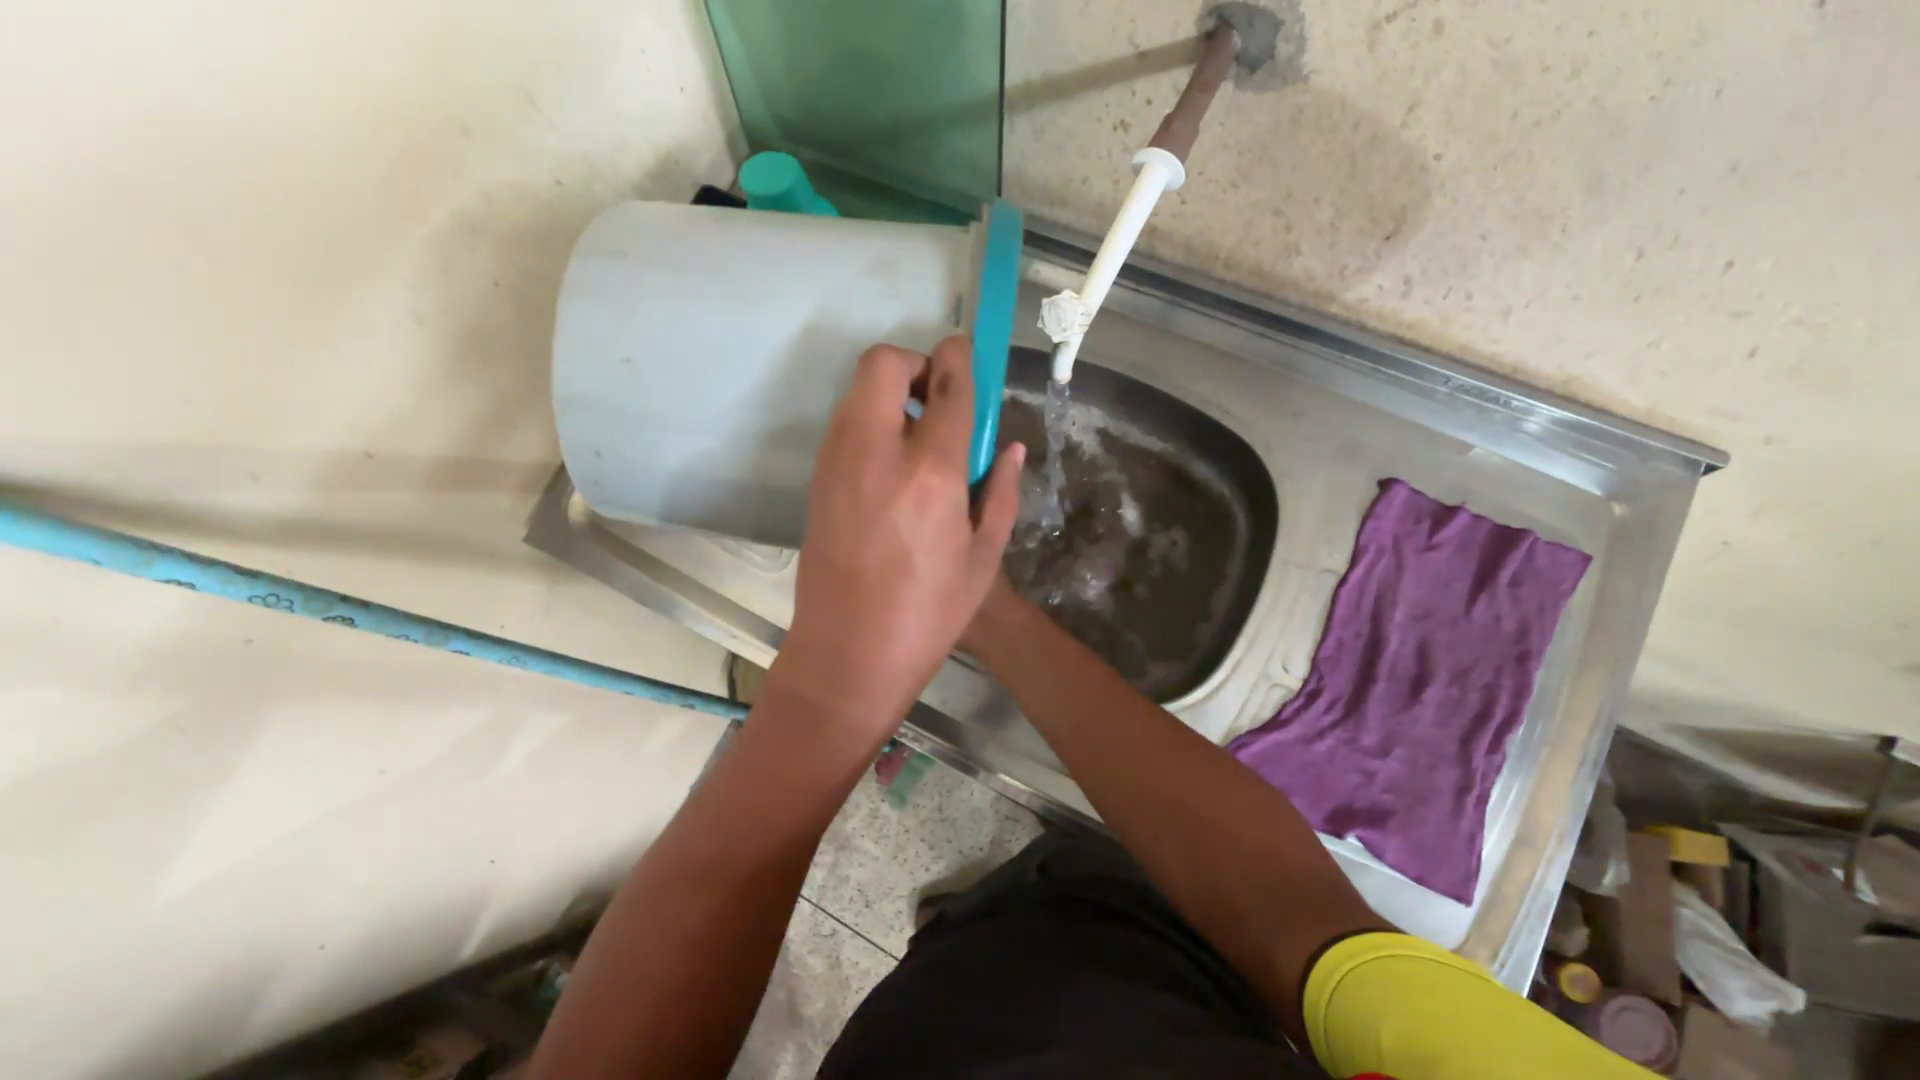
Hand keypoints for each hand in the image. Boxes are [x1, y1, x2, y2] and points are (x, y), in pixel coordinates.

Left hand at [769, 336, 1024, 738]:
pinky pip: (845, 427)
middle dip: (914, 364)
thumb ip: (999, 493)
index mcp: (930, 470)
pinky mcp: (817, 481)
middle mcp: (876, 451)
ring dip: (890, 395)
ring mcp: (837, 463)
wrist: (848, 654)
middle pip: (883, 363)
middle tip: (936, 401)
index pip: (947, 383)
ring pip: (858, 392)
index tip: (970, 357)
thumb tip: (1009, 449)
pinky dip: (870, 426)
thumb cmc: (928, 614)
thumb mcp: (983, 558)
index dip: (961, 359)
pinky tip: (892, 473)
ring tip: (918, 442)